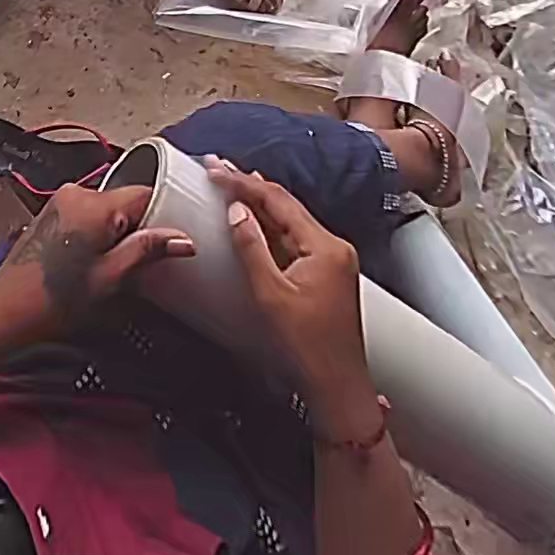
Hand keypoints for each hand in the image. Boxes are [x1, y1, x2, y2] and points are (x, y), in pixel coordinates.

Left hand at [0, 183, 194, 337]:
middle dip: (137, 226)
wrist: (8, 306)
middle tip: (141, 261)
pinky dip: (98, 229)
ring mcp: (61, 200)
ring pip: (106, 207)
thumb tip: (184, 240)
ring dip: (116, 230)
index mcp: (94, 205)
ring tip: (114, 263)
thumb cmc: (57, 297)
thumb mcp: (110, 278)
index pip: (143, 193)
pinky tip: (94, 257)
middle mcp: (76, 193)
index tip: (170, 240)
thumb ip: (146, 251)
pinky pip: (87, 211)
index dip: (162, 215)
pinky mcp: (52, 210)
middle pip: (124, 200)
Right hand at [210, 159, 382, 443]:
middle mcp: (333, 246)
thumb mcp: (270, 294)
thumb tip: (236, 211)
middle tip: (217, 167)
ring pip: (288, 216)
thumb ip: (251, 247)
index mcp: (325, 248)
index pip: (277, 201)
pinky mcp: (324, 269)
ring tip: (228, 180)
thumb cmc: (309, 348)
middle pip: (284, 203)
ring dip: (257, 200)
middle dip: (249, 184)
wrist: (338, 387)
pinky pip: (292, 233)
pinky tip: (250, 213)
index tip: (216, 170)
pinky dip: (268, 220)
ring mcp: (331, 257)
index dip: (243, 183)